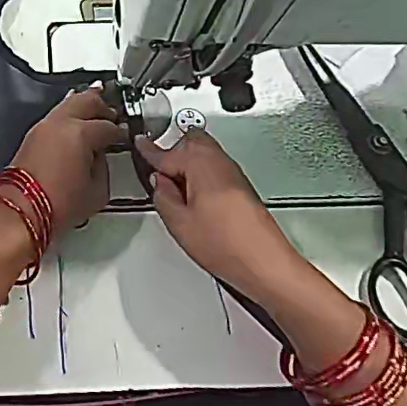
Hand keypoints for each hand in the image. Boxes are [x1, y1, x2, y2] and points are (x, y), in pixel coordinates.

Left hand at [4, 87, 125, 236]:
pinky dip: (68, 114)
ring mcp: (43, 127)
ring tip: (95, 107)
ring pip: (68, 103)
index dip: (120, 131)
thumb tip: (99, 156)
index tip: (123, 135)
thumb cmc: (56, 204)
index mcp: (80, 133)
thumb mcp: (98, 191)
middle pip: (87, 100)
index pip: (108, 126)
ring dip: (84, 104)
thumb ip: (103, 166)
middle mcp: (60, 124)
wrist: (22, 211)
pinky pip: (56, 116)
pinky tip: (75, 121)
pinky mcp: (32, 135)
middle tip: (113, 112)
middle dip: (102, 105)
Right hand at [134, 130, 300, 296]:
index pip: (168, 152)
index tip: (141, 145)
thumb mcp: (179, 223)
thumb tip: (159, 184)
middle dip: (173, 151)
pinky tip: (195, 198)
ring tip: (176, 188)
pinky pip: (215, 169)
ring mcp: (234, 175)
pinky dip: (201, 175)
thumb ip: (163, 197)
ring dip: (188, 164)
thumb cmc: (230, 246)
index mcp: (202, 166)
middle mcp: (221, 163)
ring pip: (205, 153)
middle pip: (192, 141)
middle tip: (158, 168)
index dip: (149, 150)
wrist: (266, 264)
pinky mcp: (242, 188)